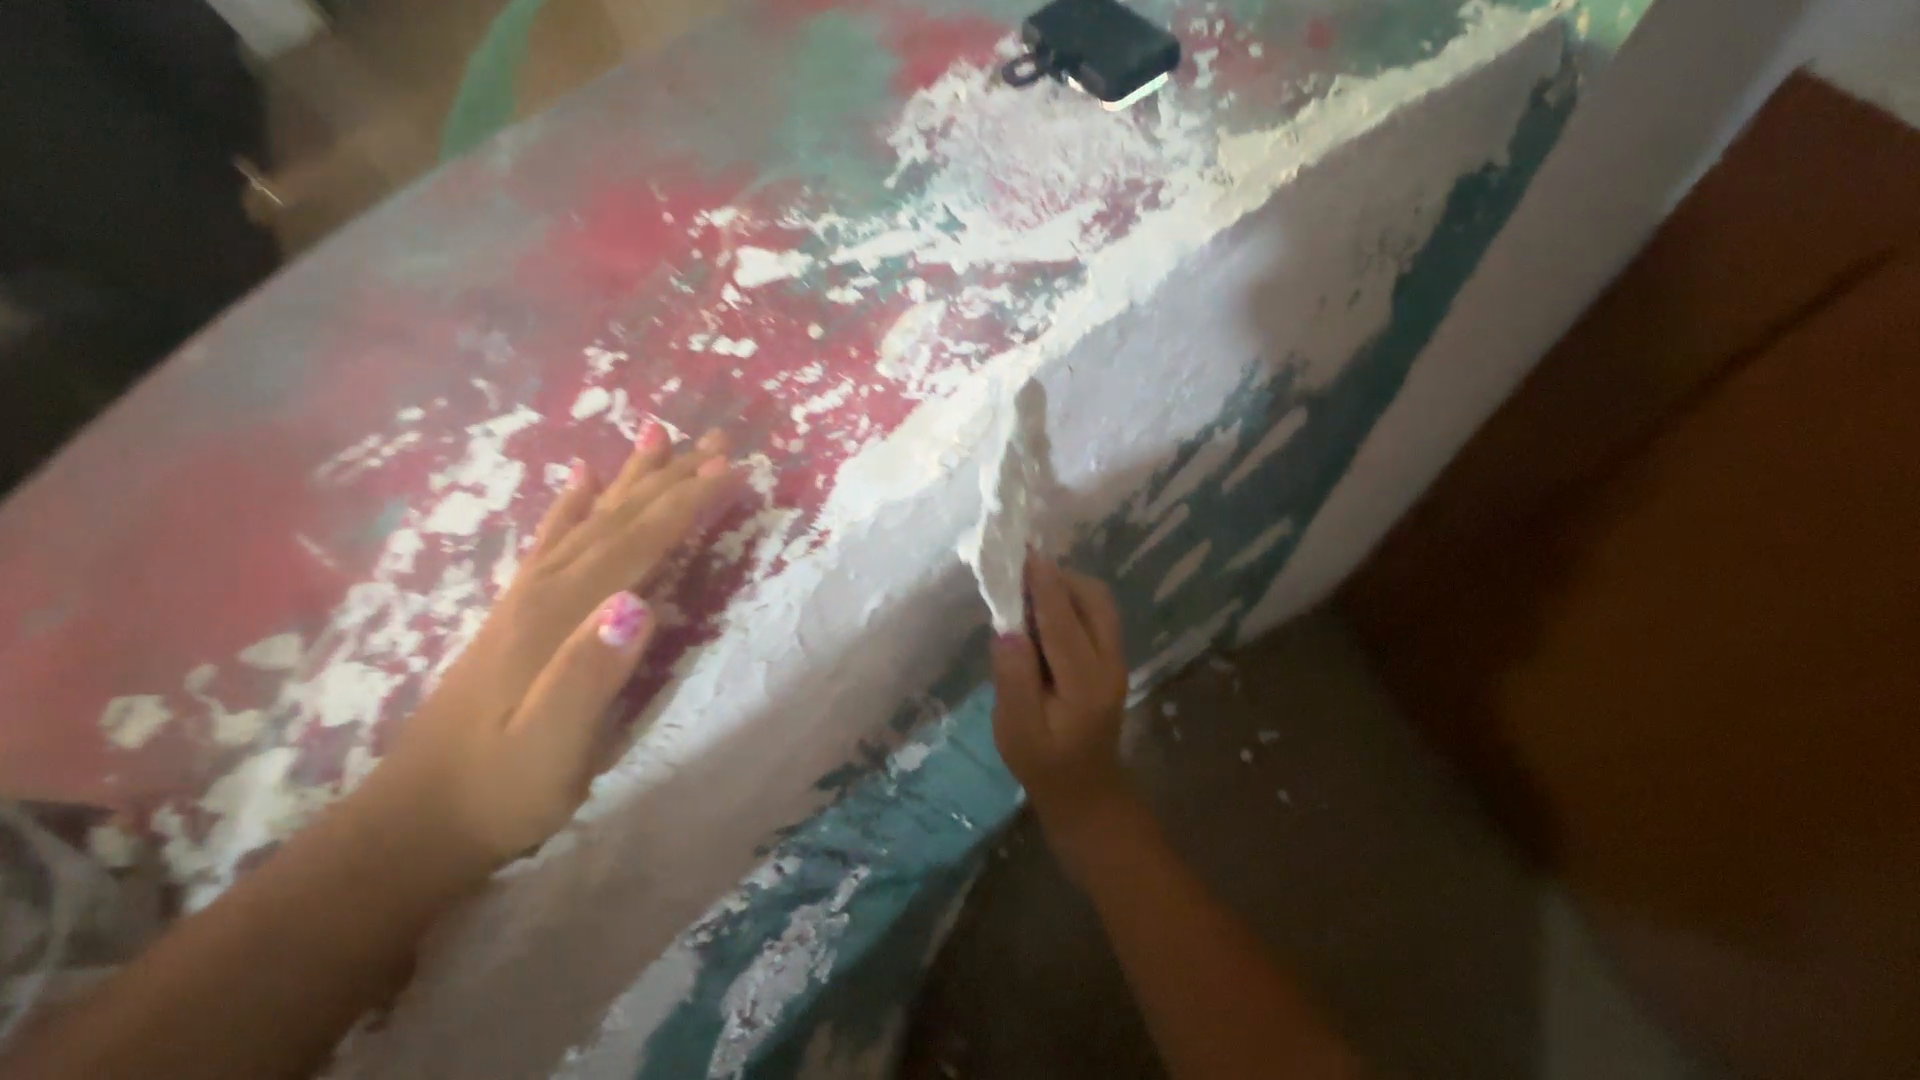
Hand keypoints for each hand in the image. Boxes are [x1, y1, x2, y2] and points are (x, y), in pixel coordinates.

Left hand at [373, 423, 735, 870]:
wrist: (416, 821)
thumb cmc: (500, 792)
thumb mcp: (552, 748)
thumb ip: (591, 674)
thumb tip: (639, 602)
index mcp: (557, 616)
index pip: (634, 544)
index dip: (684, 503)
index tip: (731, 467)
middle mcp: (540, 592)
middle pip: (614, 520)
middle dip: (668, 477)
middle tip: (714, 439)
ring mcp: (523, 600)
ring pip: (587, 521)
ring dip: (628, 479)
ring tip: (655, 434)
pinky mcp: (515, 616)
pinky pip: (552, 542)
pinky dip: (572, 505)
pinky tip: (581, 481)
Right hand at [990, 556, 1133, 838]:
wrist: (1087, 792)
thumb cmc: (1044, 765)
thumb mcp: (1017, 731)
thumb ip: (1013, 679)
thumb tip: (1008, 629)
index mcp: (1086, 683)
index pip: (1064, 621)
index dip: (1043, 586)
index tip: (1024, 554)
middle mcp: (1109, 663)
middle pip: (1094, 601)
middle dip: (1059, 578)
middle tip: (1019, 573)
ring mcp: (1115, 661)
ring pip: (1099, 604)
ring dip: (1066, 587)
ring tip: (1027, 589)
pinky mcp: (1110, 661)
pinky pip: (1095, 616)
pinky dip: (1070, 602)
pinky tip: (1042, 611)